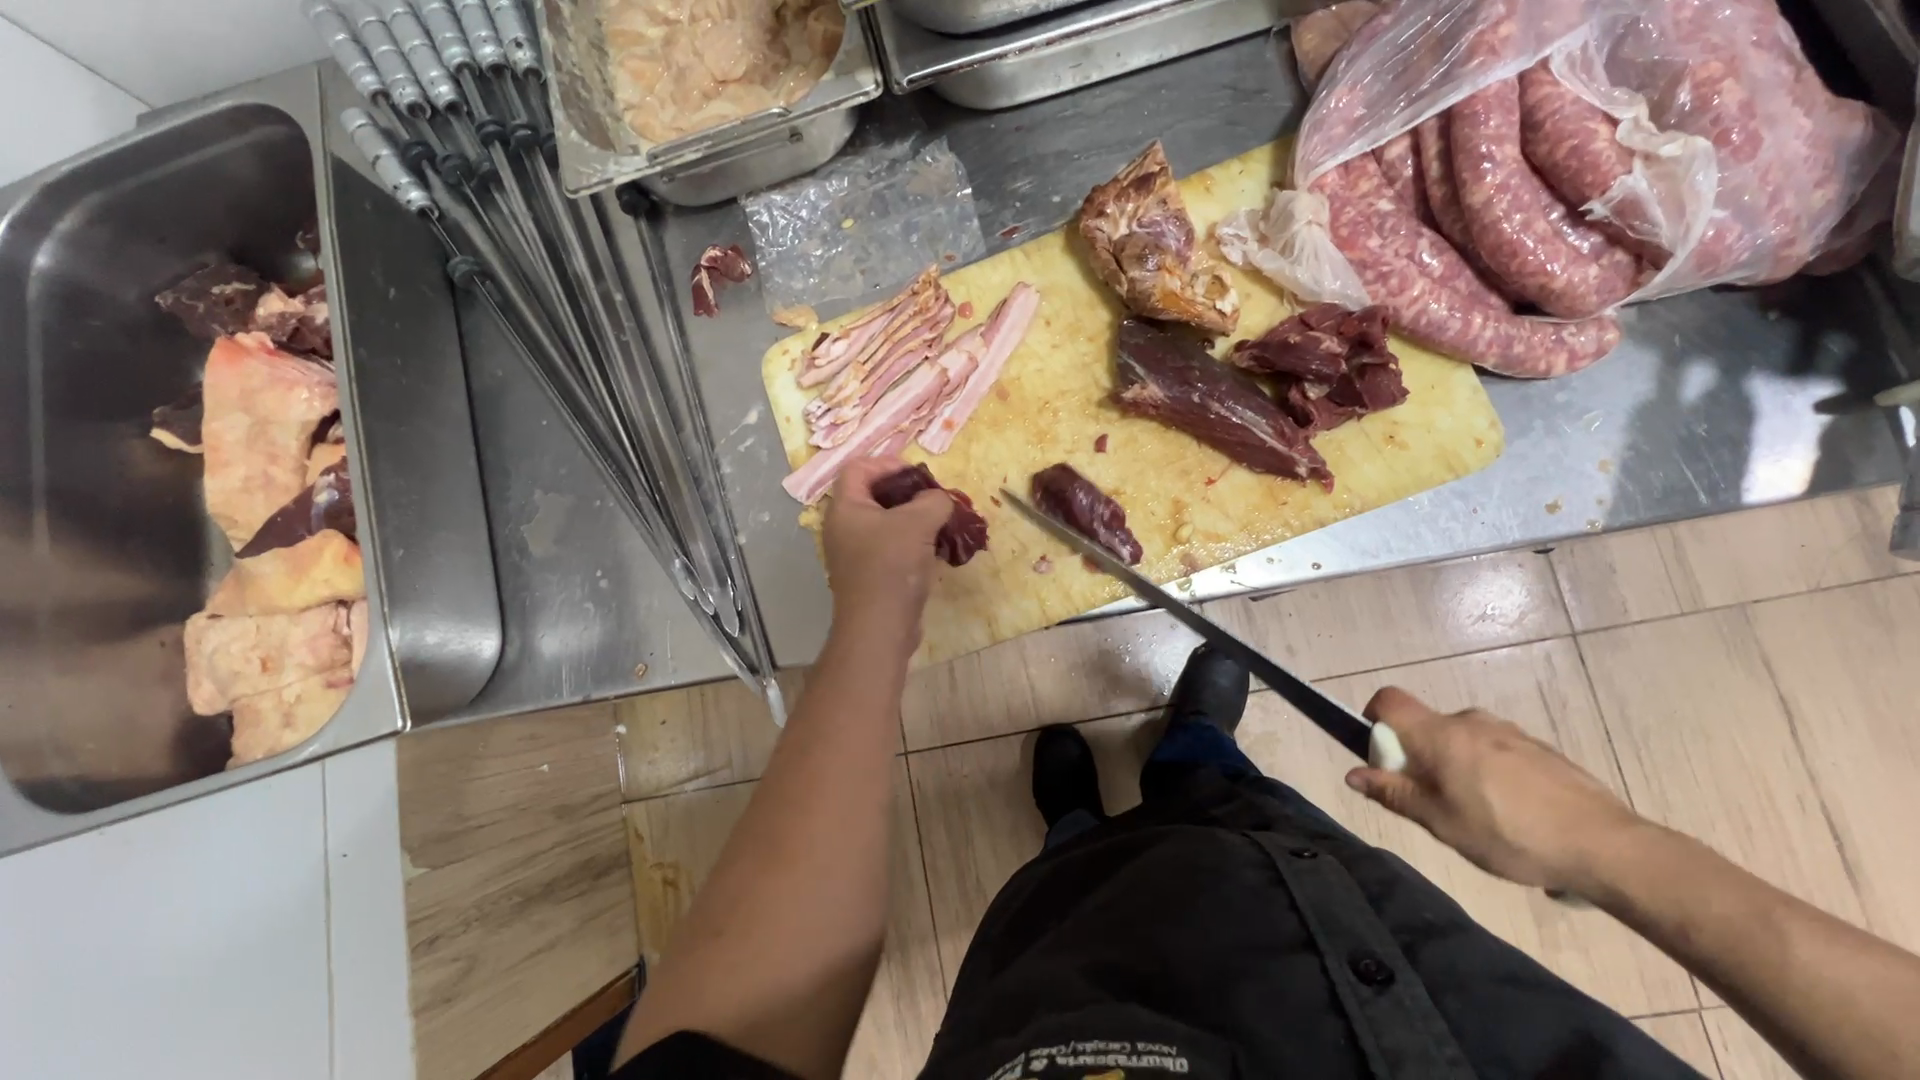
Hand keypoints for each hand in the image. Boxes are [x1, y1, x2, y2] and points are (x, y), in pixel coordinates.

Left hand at [822, 457, 951, 637]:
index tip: (918, 476)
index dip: (888, 463)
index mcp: (845, 508)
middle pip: (873, 494)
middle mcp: (845, 527)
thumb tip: (940, 499)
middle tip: (934, 498)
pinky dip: (913, 542)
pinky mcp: (871, 574)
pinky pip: (892, 546)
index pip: (859, 468)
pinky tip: (936, 549)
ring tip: (941, 522)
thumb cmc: (891, 568)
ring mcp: (856, 552)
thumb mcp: (917, 523)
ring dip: (914, 518)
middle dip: (907, 491)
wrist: (880, 628)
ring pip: (886, 522)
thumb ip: (933, 500)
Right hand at [1344, 688, 1647, 891]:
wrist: (1605, 845)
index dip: (1373, 719)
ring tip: (1478, 815)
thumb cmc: (1508, 834)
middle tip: (1432, 803)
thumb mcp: (1440, 823)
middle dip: (1419, 757)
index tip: (1381, 756)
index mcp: (1440, 734)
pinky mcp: (1540, 749)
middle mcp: (1471, 721)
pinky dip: (1490, 774)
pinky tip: (1513, 814)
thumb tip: (1354, 774)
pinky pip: (1496, 752)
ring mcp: (1509, 732)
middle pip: (1426, 726)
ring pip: (1462, 741)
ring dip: (1456, 767)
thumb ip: (1394, 793)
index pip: (1389, 700)